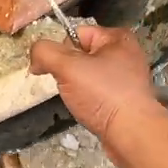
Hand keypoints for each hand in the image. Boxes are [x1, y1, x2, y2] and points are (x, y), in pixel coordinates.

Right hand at [29, 25, 161, 140]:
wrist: (132, 134)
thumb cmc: (102, 94)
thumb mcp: (67, 67)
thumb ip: (44, 53)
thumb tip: (34, 58)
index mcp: (117, 38)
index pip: (76, 33)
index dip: (62, 50)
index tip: (59, 70)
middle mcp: (126, 54)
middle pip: (81, 55)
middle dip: (69, 71)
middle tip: (70, 86)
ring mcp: (128, 78)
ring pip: (88, 75)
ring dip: (77, 87)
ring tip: (81, 101)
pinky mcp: (126, 99)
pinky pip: (98, 92)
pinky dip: (90, 100)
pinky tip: (91, 110)